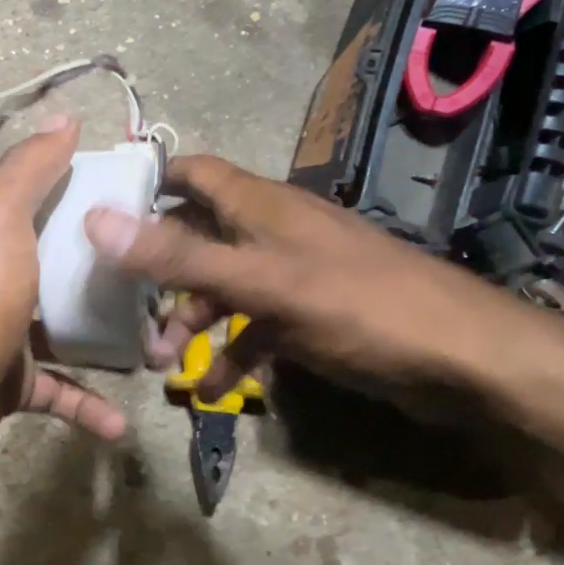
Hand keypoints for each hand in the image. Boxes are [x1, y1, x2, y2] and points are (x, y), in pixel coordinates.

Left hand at [0, 118, 127, 480]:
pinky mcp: (10, 387)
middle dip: (117, 278)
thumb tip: (66, 119)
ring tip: (160, 352)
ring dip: (112, 343)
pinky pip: (58, 394)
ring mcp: (4, 336)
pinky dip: (88, 407)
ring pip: (69, 333)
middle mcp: (0, 280)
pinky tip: (121, 423)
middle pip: (67, 270)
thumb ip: (29, 171)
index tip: (151, 202)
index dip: (95, 197)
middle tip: (171, 287)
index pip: (51, 203)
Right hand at [83, 155, 563, 423]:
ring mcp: (293, 274)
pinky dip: (231, 353)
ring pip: (222, 286)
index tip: (98, 214)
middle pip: (197, 236)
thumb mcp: (259, 280)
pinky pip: (255, 327)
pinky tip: (215, 392)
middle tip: (122, 311)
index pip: (191, 172)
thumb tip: (95, 220)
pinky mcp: (311, 316)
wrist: (468, 362)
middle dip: (157, 272)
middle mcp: (272, 230)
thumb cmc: (359, 306)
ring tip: (162, 362)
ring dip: (189, 321)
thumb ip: (178, 256)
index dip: (146, 184)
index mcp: (260, 205)